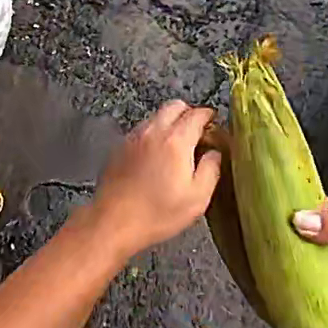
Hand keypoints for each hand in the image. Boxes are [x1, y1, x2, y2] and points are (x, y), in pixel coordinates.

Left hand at [86, 101, 222, 259]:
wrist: (113, 221)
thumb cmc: (156, 213)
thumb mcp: (197, 197)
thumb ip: (211, 169)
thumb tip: (214, 153)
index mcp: (175, 141)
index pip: (197, 114)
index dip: (209, 117)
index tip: (214, 124)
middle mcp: (152, 132)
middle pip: (174, 106)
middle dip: (189, 113)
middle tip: (197, 131)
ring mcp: (133, 138)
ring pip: (156, 116)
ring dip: (169, 123)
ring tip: (177, 147)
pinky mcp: (119, 148)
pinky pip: (141, 131)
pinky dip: (152, 135)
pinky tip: (155, 157)